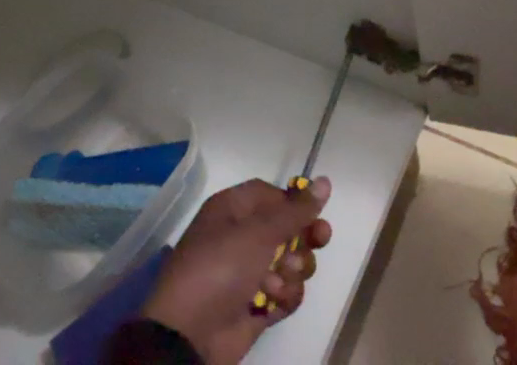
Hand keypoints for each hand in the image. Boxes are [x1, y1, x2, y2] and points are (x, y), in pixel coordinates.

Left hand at [140, 177, 332, 364]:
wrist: (191, 334)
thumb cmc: (221, 268)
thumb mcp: (259, 233)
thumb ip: (296, 210)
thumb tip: (325, 181)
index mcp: (233, 211)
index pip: (271, 194)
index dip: (293, 202)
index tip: (313, 210)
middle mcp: (241, 237)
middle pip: (288, 227)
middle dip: (305, 236)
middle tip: (320, 240)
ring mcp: (250, 272)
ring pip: (291, 261)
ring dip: (293, 271)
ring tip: (277, 283)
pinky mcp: (258, 303)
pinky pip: (285, 291)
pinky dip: (285, 296)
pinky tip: (273, 303)